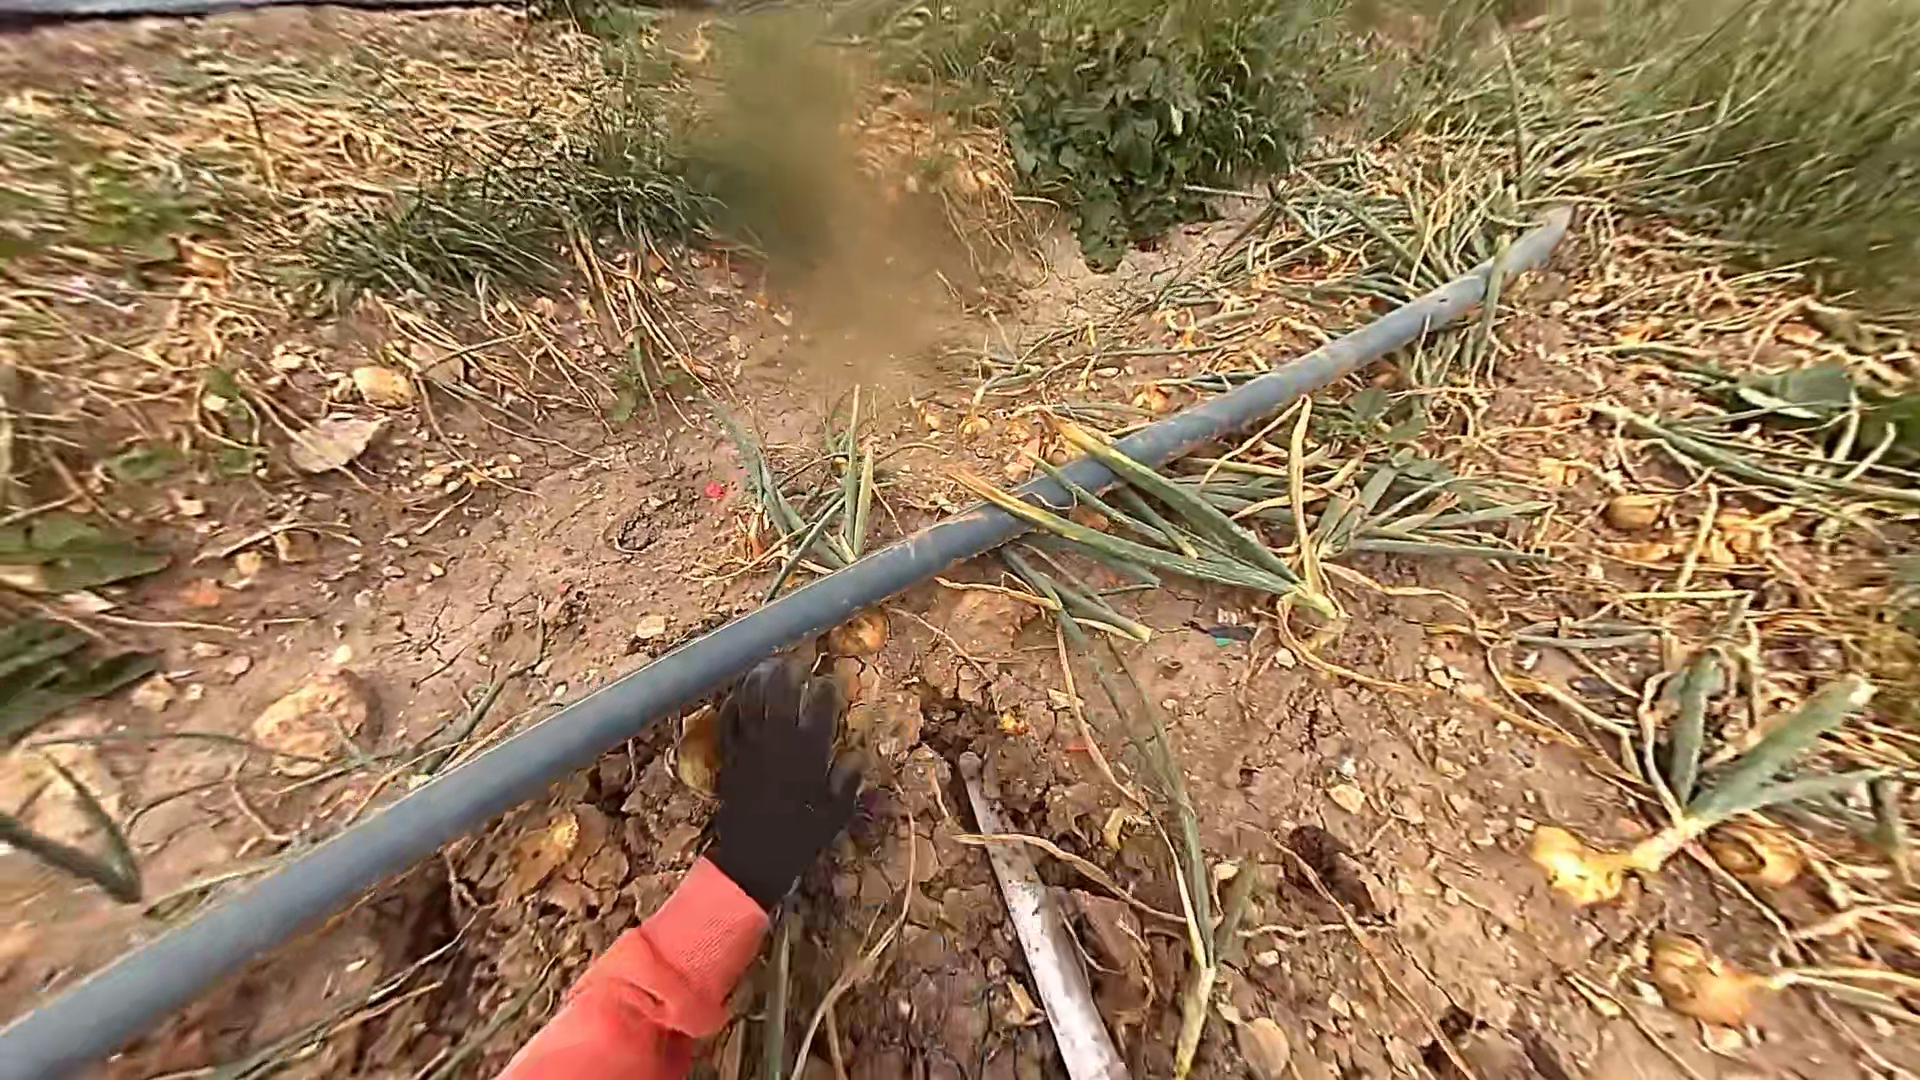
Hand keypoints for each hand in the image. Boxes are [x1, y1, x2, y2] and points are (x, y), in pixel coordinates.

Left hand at [708, 657, 860, 908]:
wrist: (752, 860)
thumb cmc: (799, 835)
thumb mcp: (836, 812)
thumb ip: (848, 778)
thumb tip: (859, 753)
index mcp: (808, 750)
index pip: (822, 703)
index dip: (830, 686)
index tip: (835, 681)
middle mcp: (779, 739)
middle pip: (781, 689)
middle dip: (792, 668)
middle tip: (800, 661)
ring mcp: (750, 744)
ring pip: (751, 697)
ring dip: (761, 676)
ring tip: (771, 664)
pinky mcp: (731, 754)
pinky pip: (729, 718)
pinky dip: (735, 700)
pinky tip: (741, 692)